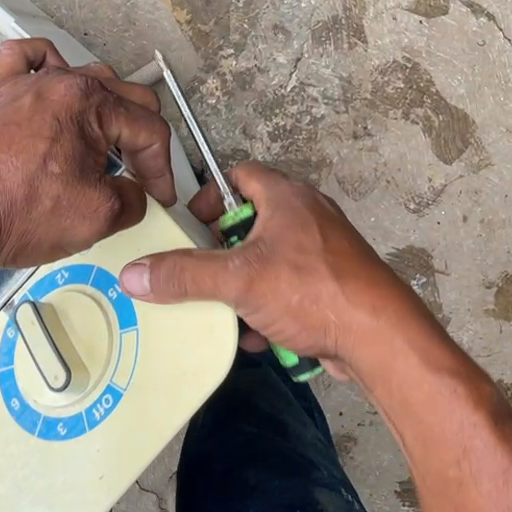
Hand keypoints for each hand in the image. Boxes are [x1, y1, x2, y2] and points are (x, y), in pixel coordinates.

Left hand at [0, 38, 176, 270]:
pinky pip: (28, 57)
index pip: (151, 130)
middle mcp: (65, 81)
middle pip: (128, 97)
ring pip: (86, 76)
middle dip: (142, 140)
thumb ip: (135, 198)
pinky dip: (49, 65)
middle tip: (139, 177)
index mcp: (94, 103)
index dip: (163, 169)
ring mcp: (28, 81)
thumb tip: (132, 191)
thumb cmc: (23, 212)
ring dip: (107, 110)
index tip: (160, 200)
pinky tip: (53, 84)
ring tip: (105, 146)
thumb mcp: (99, 216)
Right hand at [117, 162, 439, 378]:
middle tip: (200, 274)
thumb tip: (133, 275)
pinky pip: (289, 288)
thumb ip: (185, 276)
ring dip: (244, 287)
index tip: (189, 228)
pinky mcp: (332, 284)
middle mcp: (307, 216)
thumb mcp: (239, 280)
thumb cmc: (311, 289)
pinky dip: (270, 308)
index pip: (239, 175)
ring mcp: (323, 251)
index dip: (209, 197)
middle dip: (222, 253)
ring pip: (268, 260)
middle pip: (250, 222)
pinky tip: (258, 336)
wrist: (378, 335)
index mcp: (287, 197)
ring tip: (224, 310)